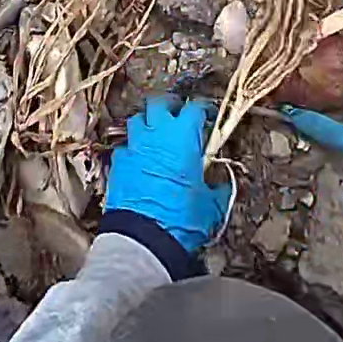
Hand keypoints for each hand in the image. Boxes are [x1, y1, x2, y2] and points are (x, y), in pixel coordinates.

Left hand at [105, 95, 231, 251]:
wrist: (142, 238)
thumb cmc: (180, 218)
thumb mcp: (211, 205)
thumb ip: (220, 188)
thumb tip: (225, 184)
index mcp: (184, 136)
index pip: (195, 109)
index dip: (203, 111)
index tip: (208, 117)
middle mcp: (157, 133)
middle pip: (160, 103)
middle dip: (169, 106)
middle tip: (177, 115)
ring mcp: (134, 146)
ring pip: (138, 119)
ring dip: (147, 123)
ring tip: (155, 134)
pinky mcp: (117, 162)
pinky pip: (124, 146)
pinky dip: (132, 149)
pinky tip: (138, 159)